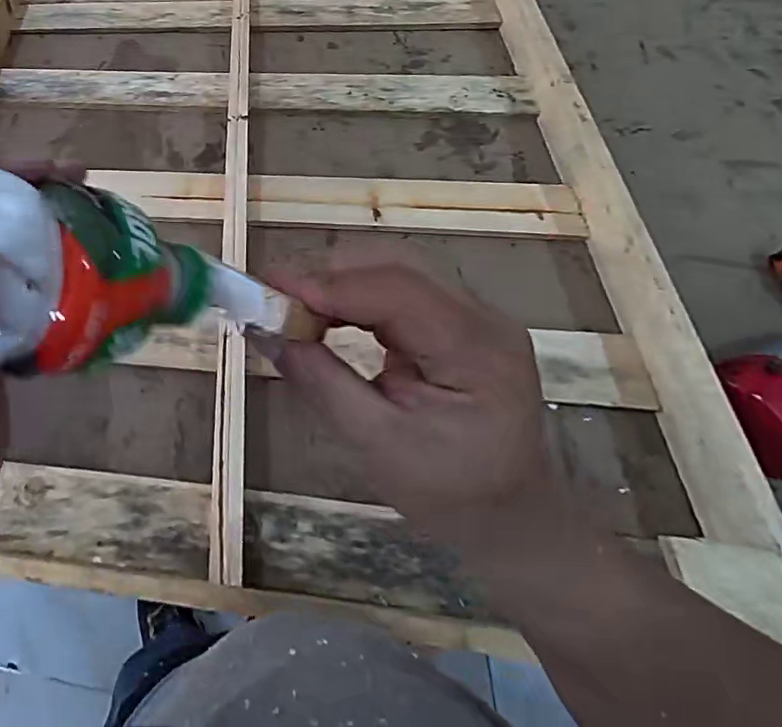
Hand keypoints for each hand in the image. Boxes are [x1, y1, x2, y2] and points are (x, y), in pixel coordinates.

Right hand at [263, 255, 559, 548]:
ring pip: (394, 267)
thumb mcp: (379, 446)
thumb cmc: (452, 494)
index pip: (397, 292)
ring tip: (289, 300)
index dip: (329, 284)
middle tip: (272, 291)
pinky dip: (351, 292)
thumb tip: (268, 334)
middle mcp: (482, 317)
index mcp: (477, 351)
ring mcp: (472, 314)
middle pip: (396, 265)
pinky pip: (396, 287)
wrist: (513, 517)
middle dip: (328, 271)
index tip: (271, 288)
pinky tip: (322, 309)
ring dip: (336, 278)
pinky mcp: (454, 320)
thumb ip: (323, 384)